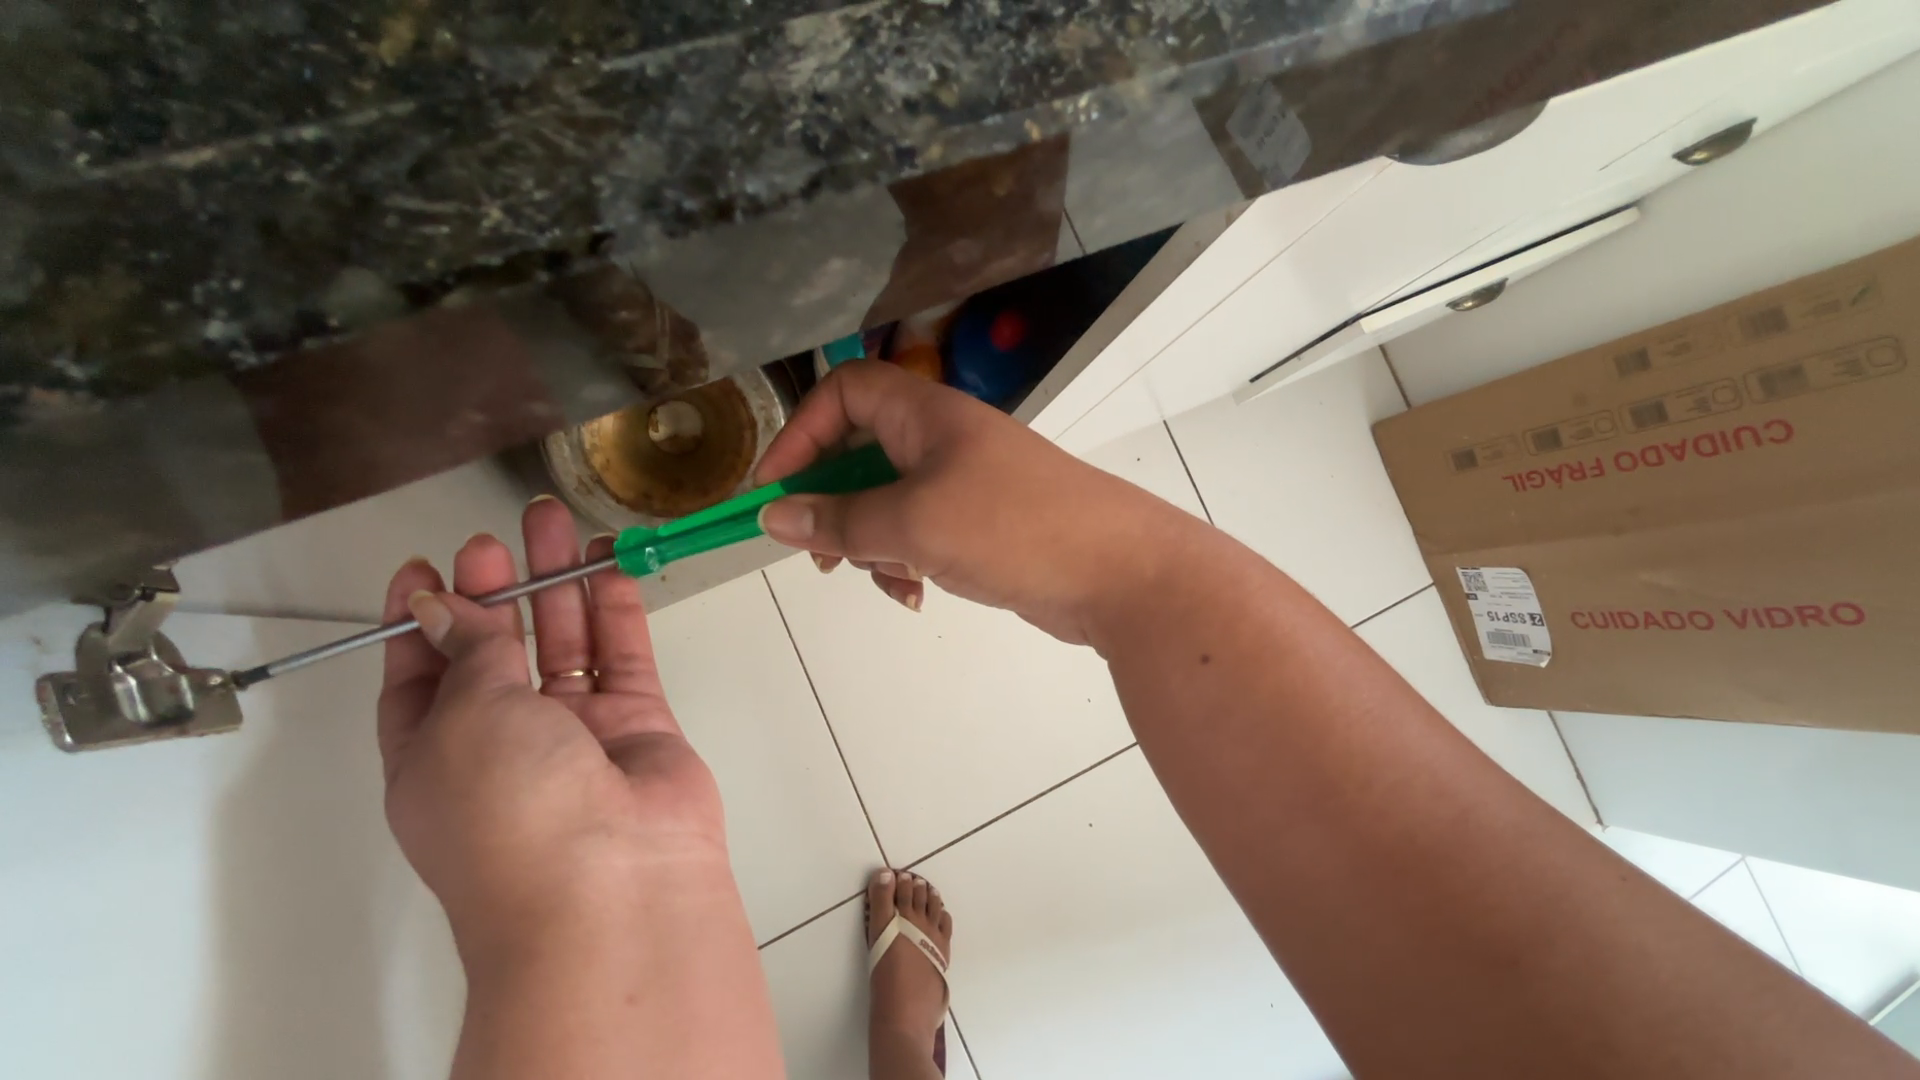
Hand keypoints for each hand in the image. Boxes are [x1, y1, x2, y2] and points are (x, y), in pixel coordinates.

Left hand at [376, 498, 726, 962]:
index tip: (426, 566)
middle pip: (496, 650)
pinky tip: (609, 561)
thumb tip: (439, 604)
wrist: (613, 882)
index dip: (418, 620)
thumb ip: (468, 648)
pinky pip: (621, 655)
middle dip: (495, 589)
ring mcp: (576, 732)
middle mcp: (503, 742)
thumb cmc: (507, 806)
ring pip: (562, 644)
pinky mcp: (638, 722)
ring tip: (557, 521)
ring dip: (558, 583)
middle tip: (502, 534)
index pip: (416, 676)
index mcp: (434, 755)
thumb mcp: (463, 718)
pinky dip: (614, 608)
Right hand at [753, 360, 1195, 643]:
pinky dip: (906, 564)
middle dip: (833, 505)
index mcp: (926, 415)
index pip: (844, 392)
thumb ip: (840, 520)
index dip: (801, 432)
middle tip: (819, 554)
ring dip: (871, 545)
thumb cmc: (1011, 528)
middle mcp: (943, 442)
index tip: (774, 488)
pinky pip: (921, 536)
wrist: (1118, 572)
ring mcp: (966, 485)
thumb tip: (774, 516)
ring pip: (888, 505)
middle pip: (860, 455)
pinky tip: (915, 596)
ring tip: (886, 582)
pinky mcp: (982, 528)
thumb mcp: (913, 523)